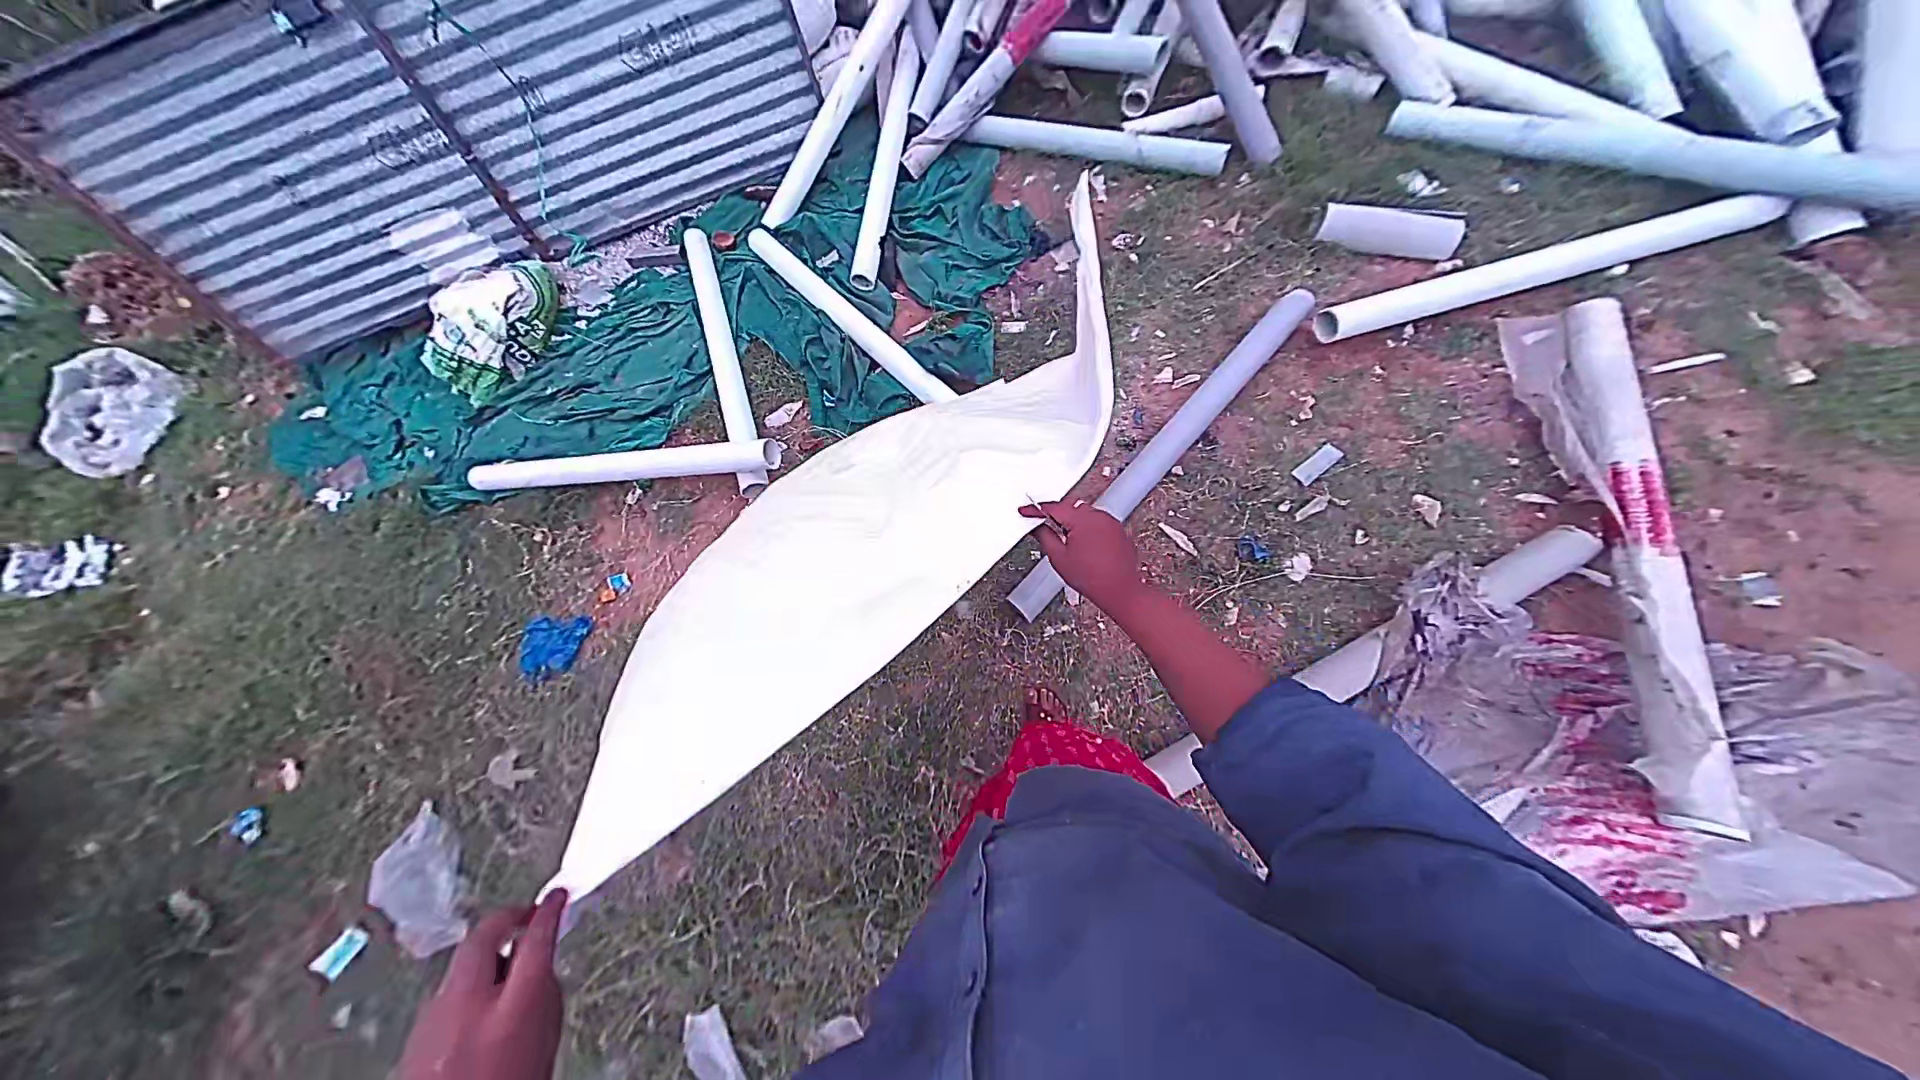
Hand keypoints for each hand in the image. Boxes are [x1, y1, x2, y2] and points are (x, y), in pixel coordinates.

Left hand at [397, 890, 567, 1079]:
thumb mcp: (544, 1042)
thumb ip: (543, 994)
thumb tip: (541, 960)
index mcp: (512, 1010)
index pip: (535, 940)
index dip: (549, 912)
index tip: (556, 898)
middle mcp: (466, 1008)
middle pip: (483, 938)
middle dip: (506, 919)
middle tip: (525, 915)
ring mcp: (432, 1023)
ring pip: (460, 966)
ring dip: (485, 957)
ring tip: (505, 970)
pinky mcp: (413, 1038)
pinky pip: (445, 994)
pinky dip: (466, 987)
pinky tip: (478, 1008)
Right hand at [1020, 501, 1146, 611]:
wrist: (1119, 590)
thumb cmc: (1093, 578)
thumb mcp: (1058, 557)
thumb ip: (1045, 537)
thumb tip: (1038, 528)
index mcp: (1081, 520)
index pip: (1053, 508)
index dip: (1036, 510)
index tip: (1027, 511)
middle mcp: (1099, 517)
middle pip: (1071, 507)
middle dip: (1056, 514)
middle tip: (1043, 525)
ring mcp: (1111, 523)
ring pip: (1085, 513)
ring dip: (1073, 521)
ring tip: (1066, 541)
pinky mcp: (1118, 531)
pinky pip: (1098, 522)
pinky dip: (1087, 528)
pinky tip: (1083, 545)